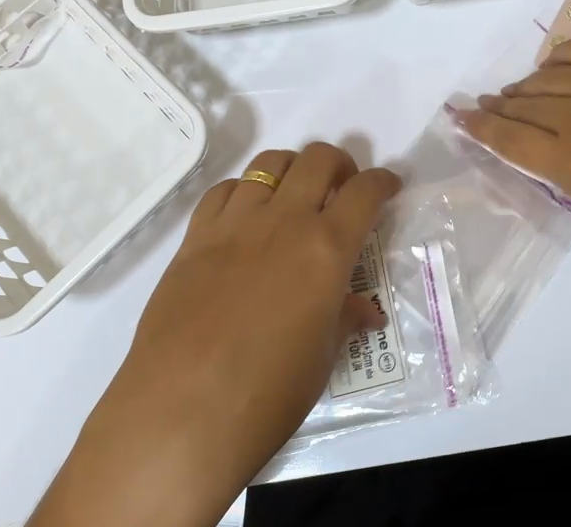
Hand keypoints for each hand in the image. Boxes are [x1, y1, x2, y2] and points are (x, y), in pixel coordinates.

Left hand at [32, 144, 399, 526]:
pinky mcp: (195, 237)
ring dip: (292, 169)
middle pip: (317, 159)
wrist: (182, 411)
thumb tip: (366, 311)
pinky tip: (246, 216)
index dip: (382, 182)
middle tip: (342, 189)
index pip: (364, 192)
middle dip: (339, 164)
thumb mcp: (322, 358)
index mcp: (326, 249)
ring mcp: (235, 224)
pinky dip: (244, 190)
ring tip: (295, 195)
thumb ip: (344, 319)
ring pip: (269, 163)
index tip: (388, 187)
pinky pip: (224, 190)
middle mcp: (284, 221)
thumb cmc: (268, 394)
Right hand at [460, 39, 570, 260]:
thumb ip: (566, 174)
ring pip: (548, 75)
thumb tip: (531, 146)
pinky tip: (552, 70)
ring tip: (513, 92)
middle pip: (525, 103)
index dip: (481, 129)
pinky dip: (558, 59)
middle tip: (482, 108)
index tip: (460, 120)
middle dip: (498, 107)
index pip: (511, 139)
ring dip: (524, 85)